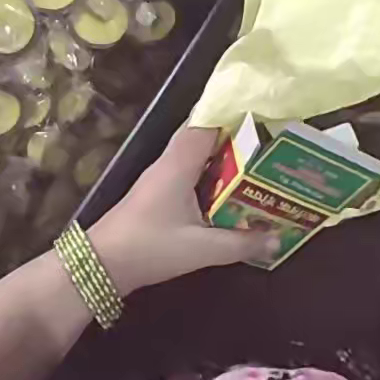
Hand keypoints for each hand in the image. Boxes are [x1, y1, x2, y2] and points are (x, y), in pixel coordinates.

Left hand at [88, 126, 279, 294]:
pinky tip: (232, 190)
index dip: (235, 114)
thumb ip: (241, 243)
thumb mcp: (201, 249)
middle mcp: (170, 163)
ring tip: (262, 162)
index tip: (265, 114)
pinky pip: (191, 173)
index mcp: (179, 164)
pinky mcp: (158, 193)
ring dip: (225, 157)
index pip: (207, 123)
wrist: (101, 265)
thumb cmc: (149, 248)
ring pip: (198, 155)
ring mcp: (162, 177)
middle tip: (272, 141)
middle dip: (237, 136)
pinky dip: (213, 175)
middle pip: (205, 136)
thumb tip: (278, 239)